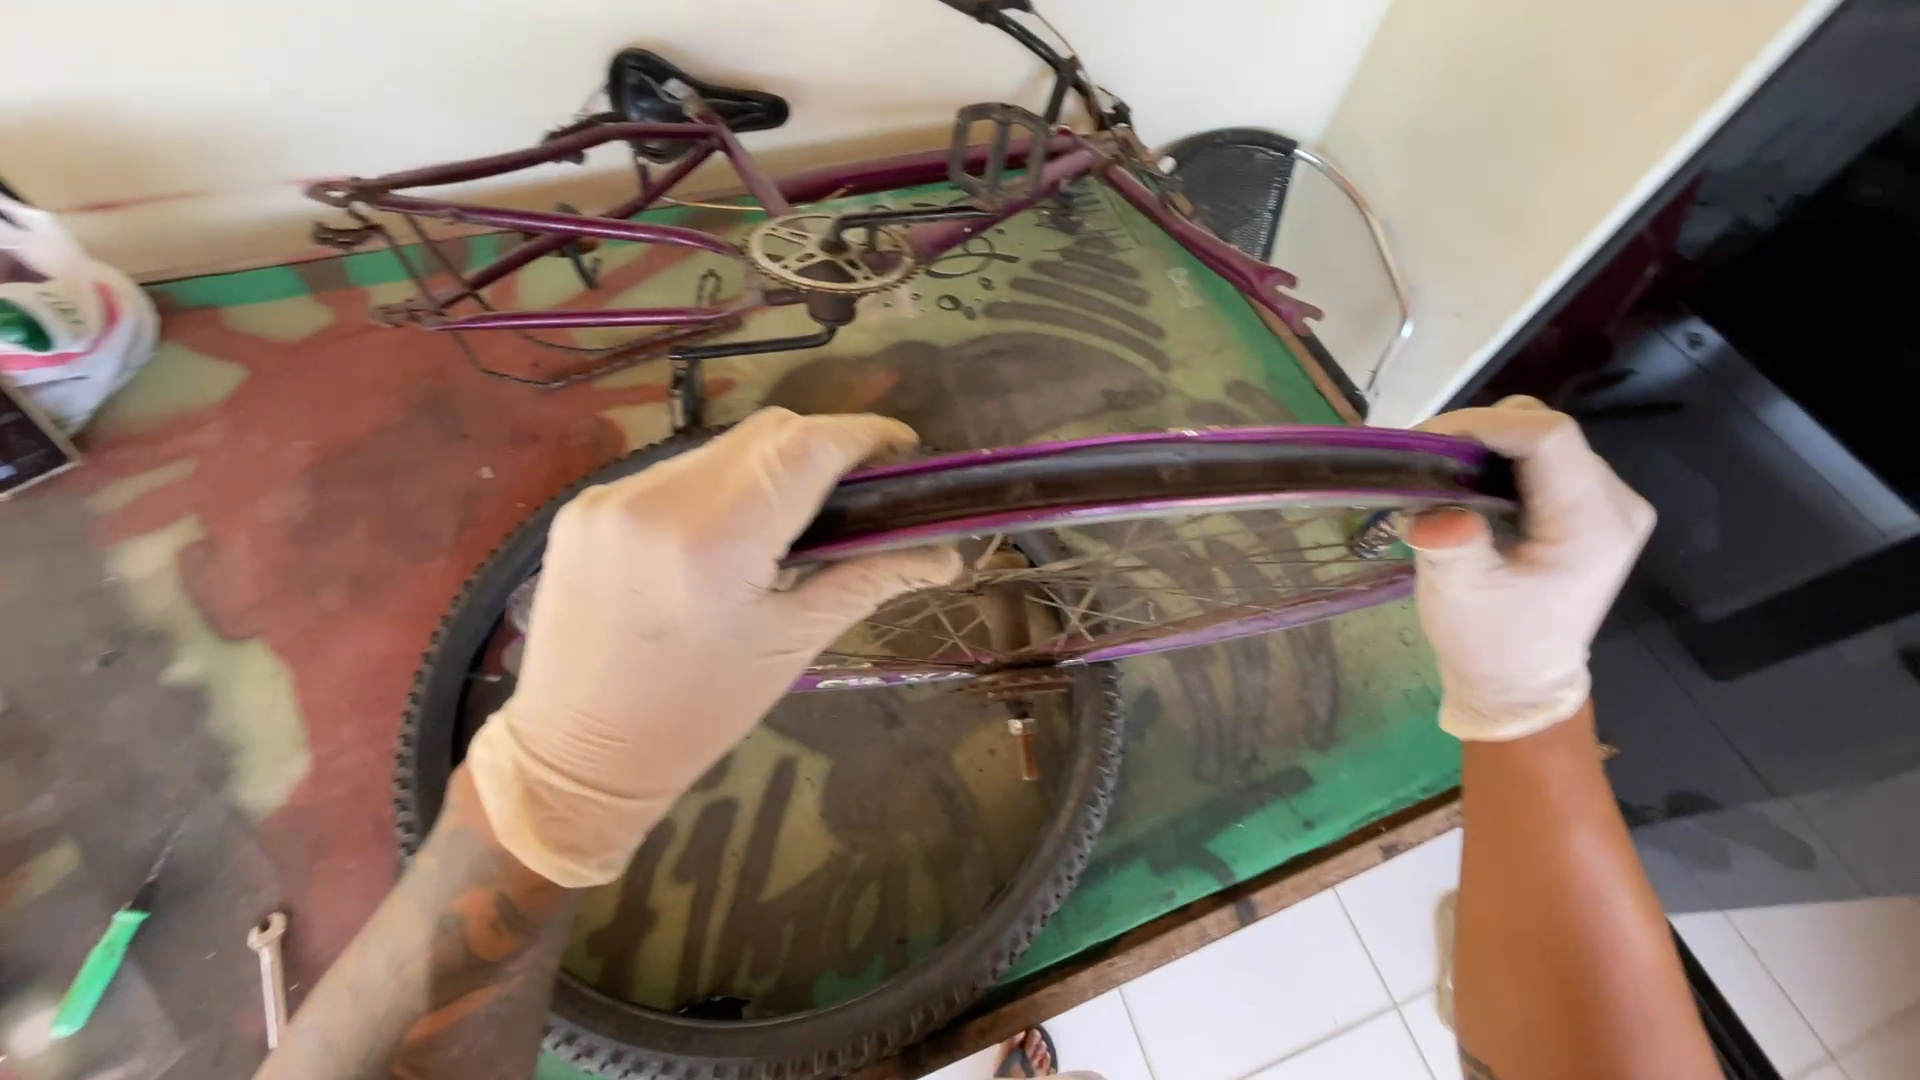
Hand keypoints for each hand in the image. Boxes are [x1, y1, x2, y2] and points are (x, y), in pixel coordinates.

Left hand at [465, 408, 961, 886]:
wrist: (574, 754)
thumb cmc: (699, 713)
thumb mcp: (794, 644)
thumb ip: (871, 579)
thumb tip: (947, 554)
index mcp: (716, 544)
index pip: (808, 446)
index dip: (865, 434)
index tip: (902, 448)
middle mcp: (657, 500)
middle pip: (768, 432)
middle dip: (824, 445)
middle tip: (858, 488)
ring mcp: (611, 496)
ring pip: (722, 447)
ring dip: (771, 464)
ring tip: (793, 514)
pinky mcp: (585, 505)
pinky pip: (676, 470)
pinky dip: (721, 483)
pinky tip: (729, 528)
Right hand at [1408, 396, 1654, 740]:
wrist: (1517, 683)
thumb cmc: (1489, 642)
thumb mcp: (1459, 596)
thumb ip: (1451, 545)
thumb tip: (1429, 509)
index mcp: (1592, 522)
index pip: (1548, 437)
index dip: (1482, 424)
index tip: (1422, 441)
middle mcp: (1612, 502)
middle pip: (1545, 431)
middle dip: (1476, 432)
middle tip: (1420, 458)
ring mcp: (1602, 505)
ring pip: (1540, 440)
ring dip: (1481, 446)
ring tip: (1434, 472)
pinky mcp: (1582, 510)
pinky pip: (1538, 462)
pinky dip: (1492, 462)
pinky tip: (1460, 487)